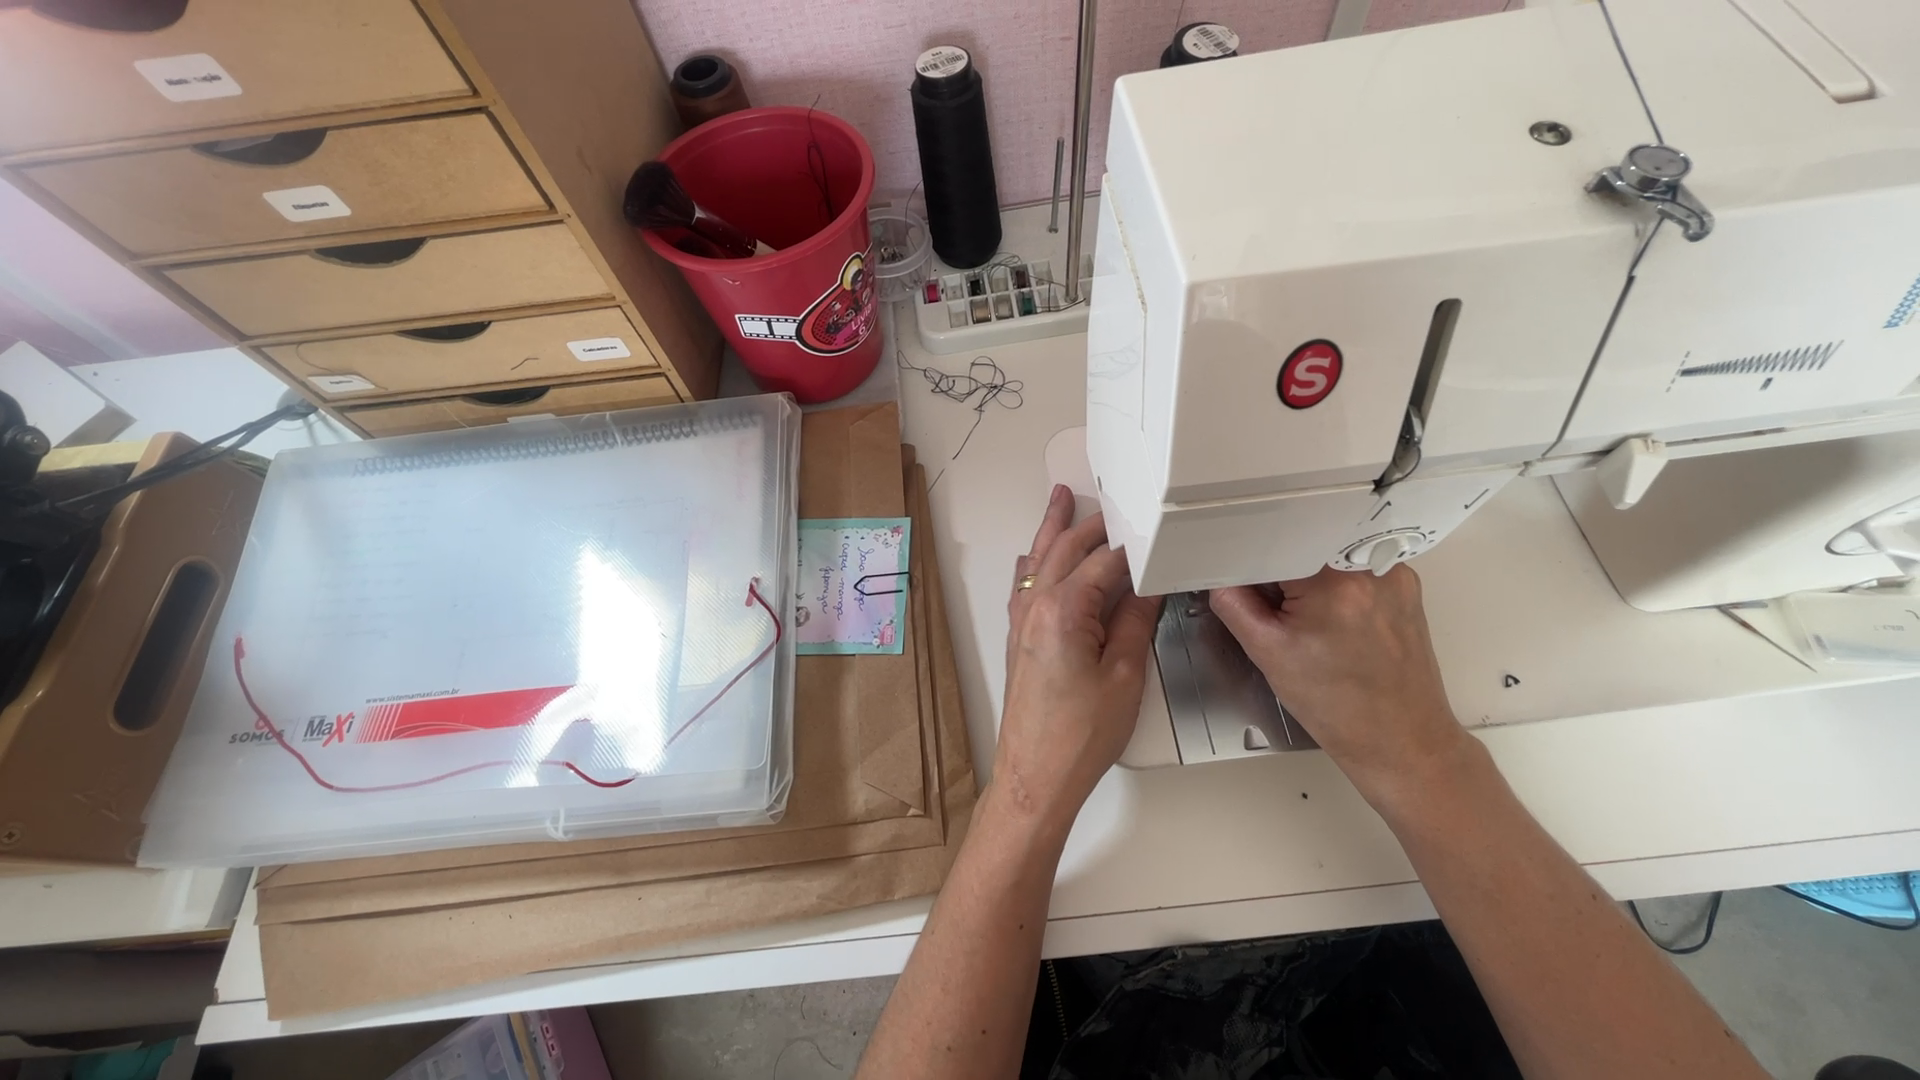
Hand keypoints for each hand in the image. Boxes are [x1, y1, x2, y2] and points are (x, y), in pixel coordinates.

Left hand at [996, 485, 1162, 832]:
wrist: (1035, 774)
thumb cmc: (1079, 735)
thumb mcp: (1124, 675)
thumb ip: (1135, 621)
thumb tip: (1149, 587)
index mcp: (1064, 609)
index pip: (1105, 561)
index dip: (1133, 547)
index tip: (1154, 534)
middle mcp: (1035, 606)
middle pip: (1066, 550)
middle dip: (1091, 523)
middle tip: (1114, 502)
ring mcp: (1021, 620)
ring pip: (1039, 560)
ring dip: (1054, 530)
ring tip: (1060, 499)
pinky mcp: (1017, 637)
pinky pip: (1024, 584)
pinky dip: (1034, 563)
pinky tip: (1035, 555)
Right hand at [1210, 565, 1470, 803]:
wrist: (1400, 740)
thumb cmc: (1334, 705)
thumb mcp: (1267, 653)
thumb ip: (1235, 604)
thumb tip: (1219, 574)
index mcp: (1333, 582)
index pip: (1275, 543)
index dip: (1251, 557)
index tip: (1238, 576)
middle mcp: (1370, 567)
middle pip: (1305, 543)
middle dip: (1280, 568)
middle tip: (1271, 604)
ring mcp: (1395, 574)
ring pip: (1330, 552)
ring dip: (1309, 574)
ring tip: (1307, 618)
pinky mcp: (1406, 585)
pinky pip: (1356, 566)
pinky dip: (1336, 583)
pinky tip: (1332, 620)